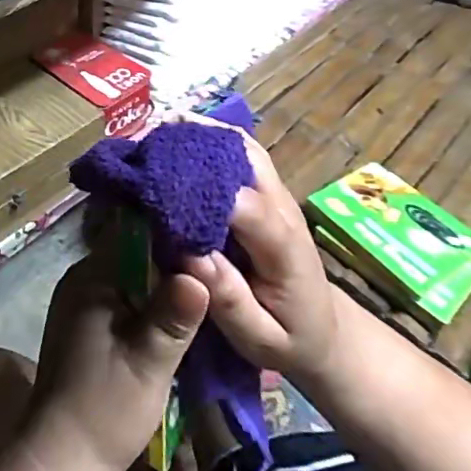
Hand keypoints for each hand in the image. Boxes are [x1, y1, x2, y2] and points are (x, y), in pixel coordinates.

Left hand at [24, 250, 209, 470]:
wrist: (63, 457)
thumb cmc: (105, 406)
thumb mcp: (148, 362)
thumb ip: (173, 317)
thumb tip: (200, 272)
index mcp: (91, 276)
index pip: (131, 231)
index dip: (168, 230)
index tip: (204, 232)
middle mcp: (82, 278)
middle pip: (132, 251)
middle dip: (168, 257)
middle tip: (211, 259)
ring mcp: (81, 300)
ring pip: (129, 274)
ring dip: (159, 281)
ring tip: (200, 279)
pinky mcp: (87, 323)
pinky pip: (123, 295)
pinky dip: (146, 300)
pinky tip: (173, 311)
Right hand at [177, 115, 338, 381]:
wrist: (324, 329)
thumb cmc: (289, 338)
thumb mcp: (259, 339)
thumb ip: (228, 300)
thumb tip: (188, 256)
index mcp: (282, 247)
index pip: (244, 204)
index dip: (201, 190)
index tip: (156, 188)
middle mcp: (283, 207)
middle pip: (243, 157)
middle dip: (195, 147)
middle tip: (146, 146)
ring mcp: (277, 192)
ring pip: (241, 145)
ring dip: (201, 133)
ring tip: (156, 131)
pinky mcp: (266, 187)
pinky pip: (238, 150)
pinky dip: (208, 137)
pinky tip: (178, 135)